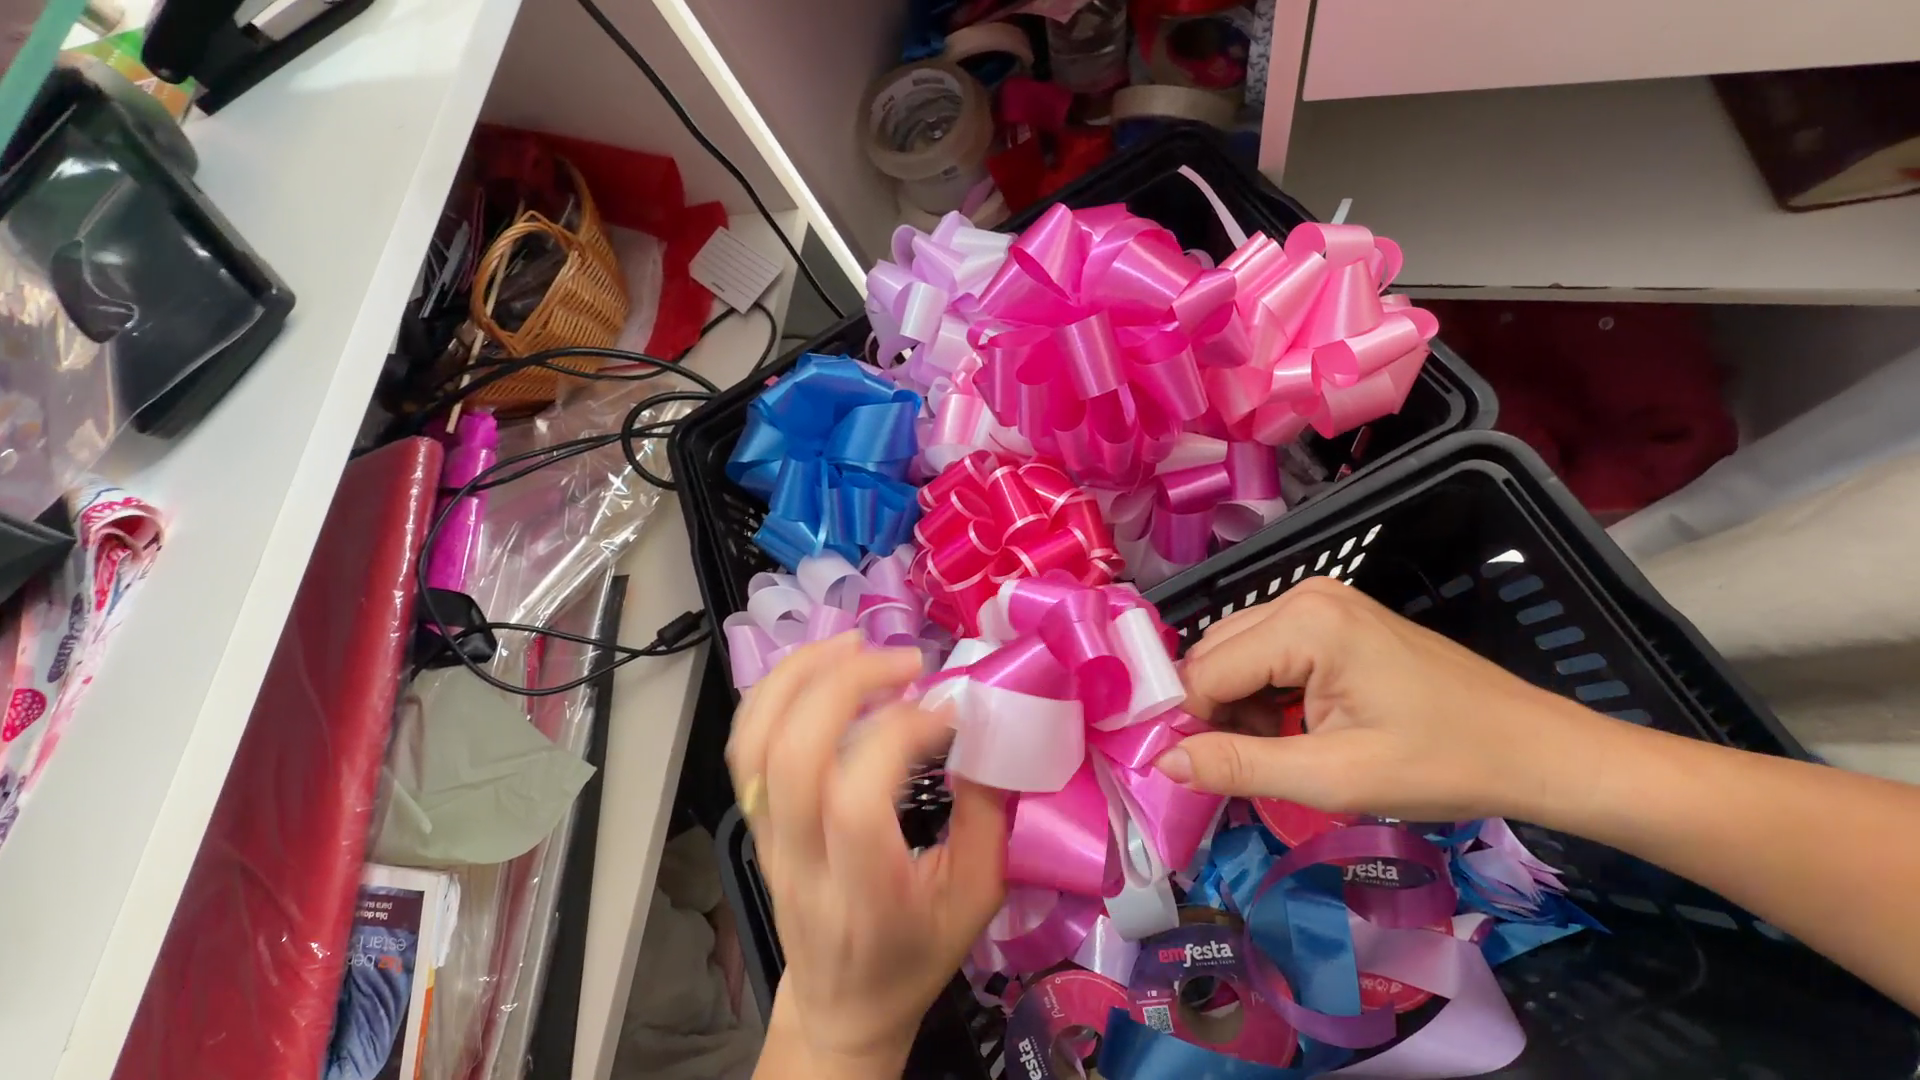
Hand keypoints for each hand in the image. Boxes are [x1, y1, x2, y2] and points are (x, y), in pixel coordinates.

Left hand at [726, 633, 1006, 1076]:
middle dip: (846, 684)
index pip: (855, 799)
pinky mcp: (755, 818)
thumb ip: (987, 815)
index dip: (900, 736)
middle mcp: (800, 859)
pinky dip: (778, 689)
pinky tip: (821, 666)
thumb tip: (986, 729)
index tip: (948, 713)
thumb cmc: (916, 954)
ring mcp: (766, 835)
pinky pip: (746, 742)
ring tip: (855, 643)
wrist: (842, 1002)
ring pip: (754, 739)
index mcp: (861, 892)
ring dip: (801, 674)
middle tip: (906, 663)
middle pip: (792, 754)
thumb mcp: (976, 898)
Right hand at [1155, 578, 1606, 821]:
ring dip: (1240, 703)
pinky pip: (1267, 648)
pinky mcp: (1333, 615)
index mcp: (1305, 622)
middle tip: (1252, 763)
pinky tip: (1297, 725)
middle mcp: (1303, 595)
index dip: (1197, 723)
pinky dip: (1265, 690)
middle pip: (1216, 653)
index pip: (1206, 671)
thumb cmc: (1441, 764)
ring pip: (1237, 651)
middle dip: (1218, 710)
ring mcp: (1320, 600)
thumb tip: (1163, 761)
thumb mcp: (1334, 778)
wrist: (1534, 749)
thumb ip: (1241, 765)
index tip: (1213, 771)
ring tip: (1282, 747)